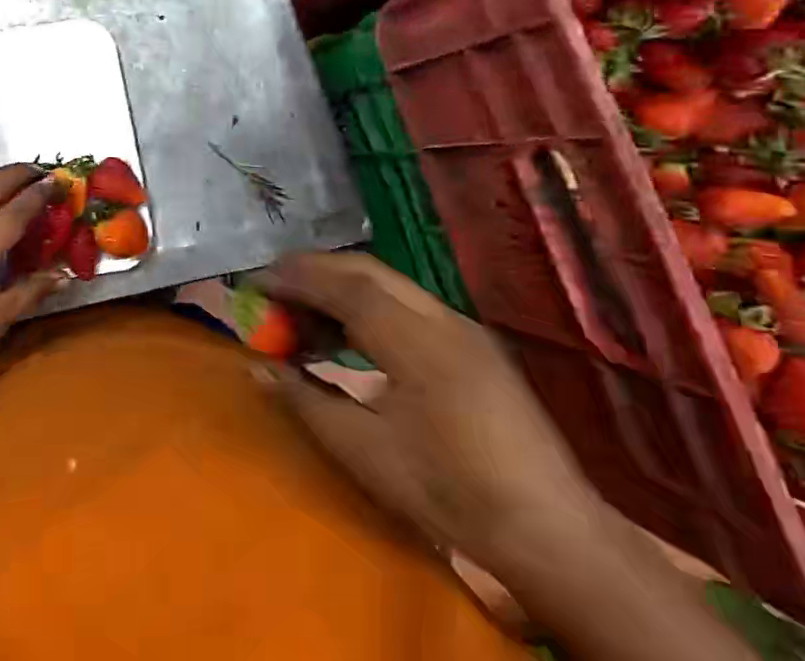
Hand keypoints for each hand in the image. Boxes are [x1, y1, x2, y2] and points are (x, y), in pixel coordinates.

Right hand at [249, 252, 612, 570]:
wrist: (549, 531)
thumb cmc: (448, 490)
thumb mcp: (362, 449)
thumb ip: (305, 398)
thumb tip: (258, 367)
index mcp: (419, 341)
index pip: (347, 287)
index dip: (295, 280)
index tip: (255, 283)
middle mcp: (444, 320)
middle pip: (367, 274)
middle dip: (314, 273)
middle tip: (271, 288)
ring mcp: (463, 331)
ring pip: (389, 287)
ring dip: (339, 291)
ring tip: (299, 315)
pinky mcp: (473, 347)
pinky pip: (407, 308)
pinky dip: (366, 309)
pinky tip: (345, 337)